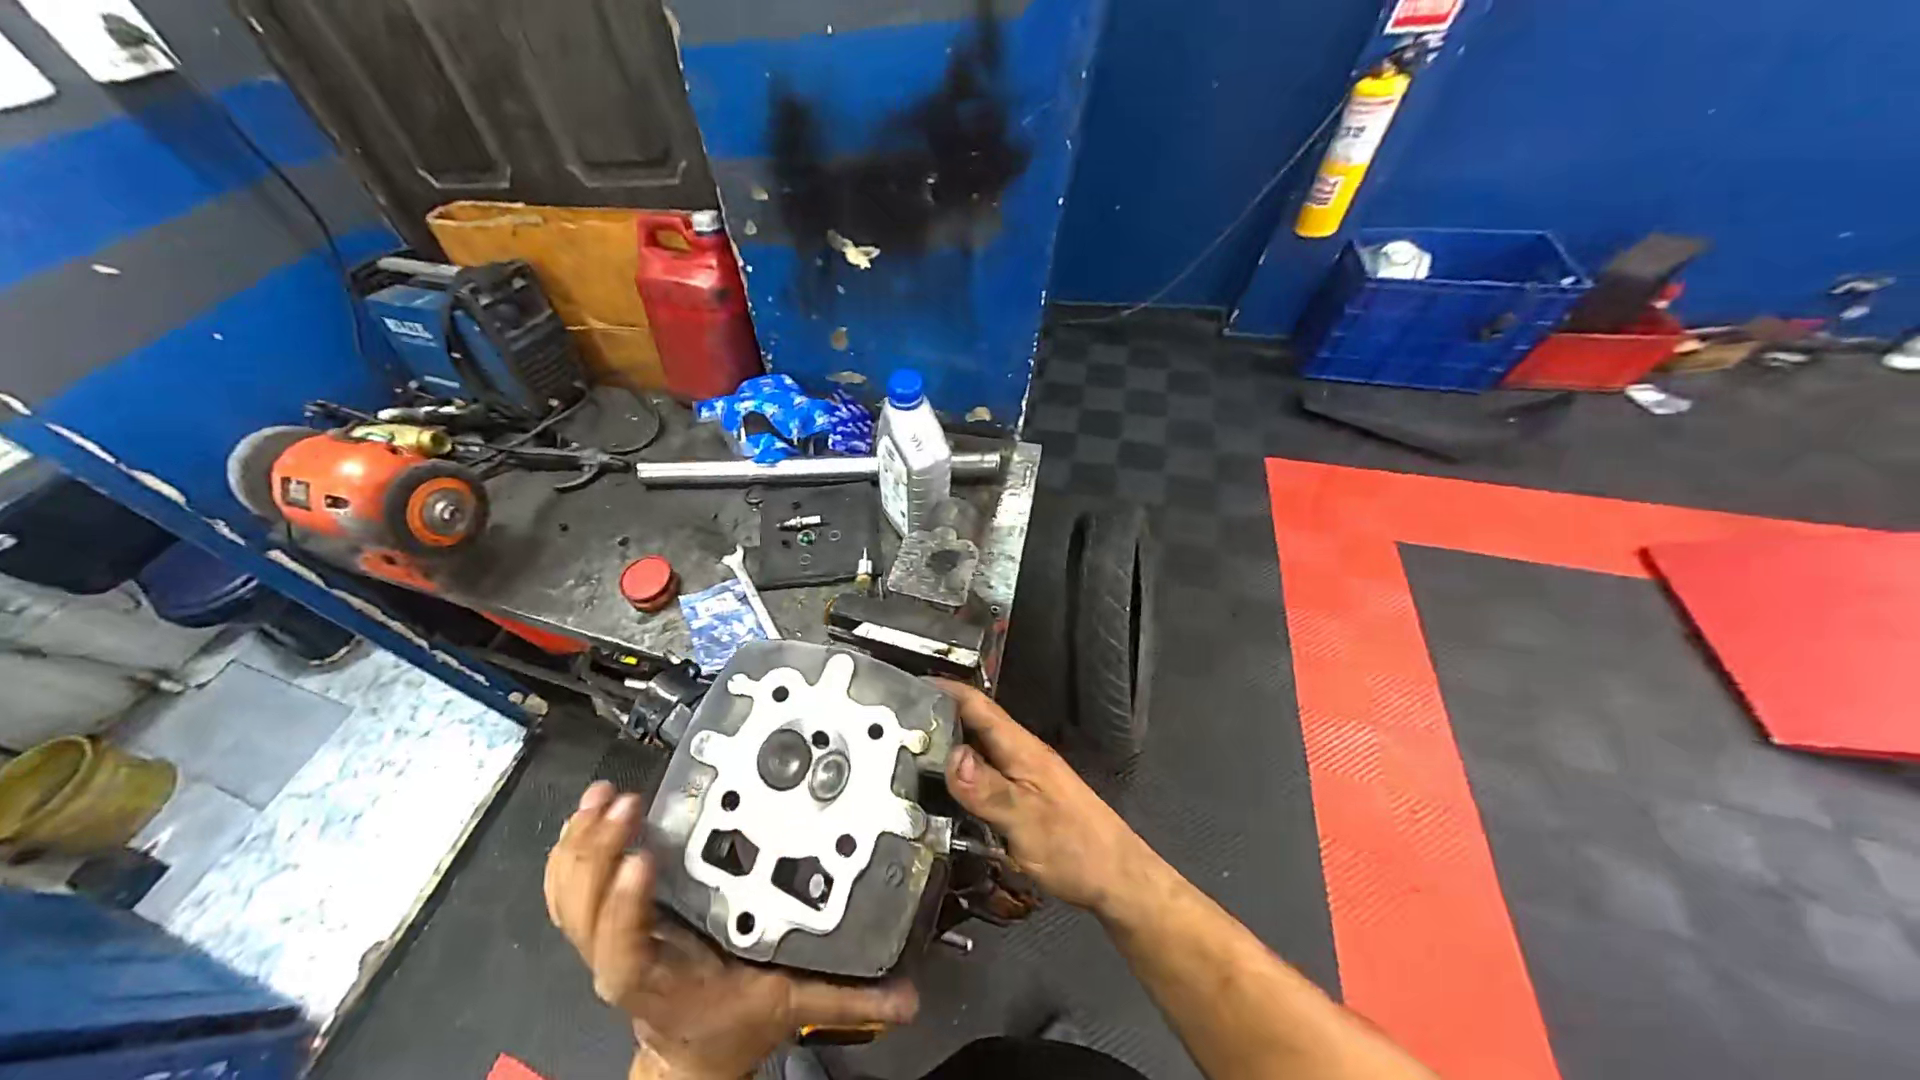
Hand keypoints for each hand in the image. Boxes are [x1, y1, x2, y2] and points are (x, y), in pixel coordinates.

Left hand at [545, 781, 918, 1079]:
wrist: (690, 1055)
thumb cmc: (732, 1024)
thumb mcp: (790, 1009)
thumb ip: (846, 997)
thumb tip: (908, 996)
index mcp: (662, 979)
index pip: (626, 951)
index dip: (626, 909)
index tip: (644, 861)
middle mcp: (623, 958)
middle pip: (584, 913)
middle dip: (599, 854)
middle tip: (627, 802)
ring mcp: (607, 941)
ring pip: (569, 896)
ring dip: (580, 844)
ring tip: (604, 795)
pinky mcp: (606, 922)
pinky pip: (569, 889)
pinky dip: (570, 850)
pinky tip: (589, 810)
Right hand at [936, 680, 1160, 914]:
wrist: (1118, 880)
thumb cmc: (1079, 850)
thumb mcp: (1026, 821)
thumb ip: (987, 789)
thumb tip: (951, 756)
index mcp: (1023, 751)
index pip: (979, 707)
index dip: (946, 691)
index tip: (913, 684)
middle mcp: (1023, 756)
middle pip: (976, 725)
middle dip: (940, 717)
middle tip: (901, 722)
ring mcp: (1027, 777)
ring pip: (980, 751)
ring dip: (950, 745)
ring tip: (914, 752)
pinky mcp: (1028, 798)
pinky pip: (988, 774)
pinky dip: (964, 774)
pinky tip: (949, 789)